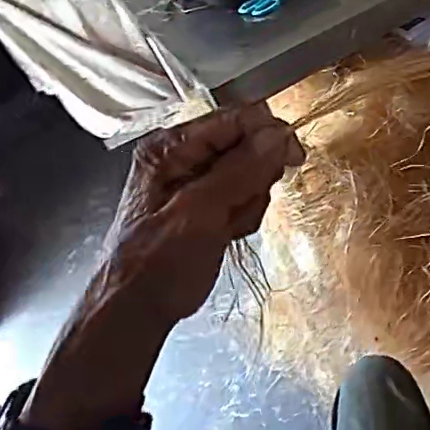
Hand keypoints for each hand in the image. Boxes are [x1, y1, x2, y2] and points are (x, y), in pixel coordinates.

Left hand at [24, 105, 303, 429]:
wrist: (136, 310)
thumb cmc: (156, 262)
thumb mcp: (199, 213)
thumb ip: (240, 171)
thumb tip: (278, 135)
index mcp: (171, 146)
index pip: (234, 119)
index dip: (268, 134)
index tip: (293, 158)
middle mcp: (184, 155)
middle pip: (247, 143)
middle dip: (256, 176)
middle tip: (240, 206)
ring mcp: (197, 179)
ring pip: (253, 171)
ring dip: (251, 199)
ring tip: (227, 225)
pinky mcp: (209, 201)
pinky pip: (246, 193)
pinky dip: (246, 213)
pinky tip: (227, 232)